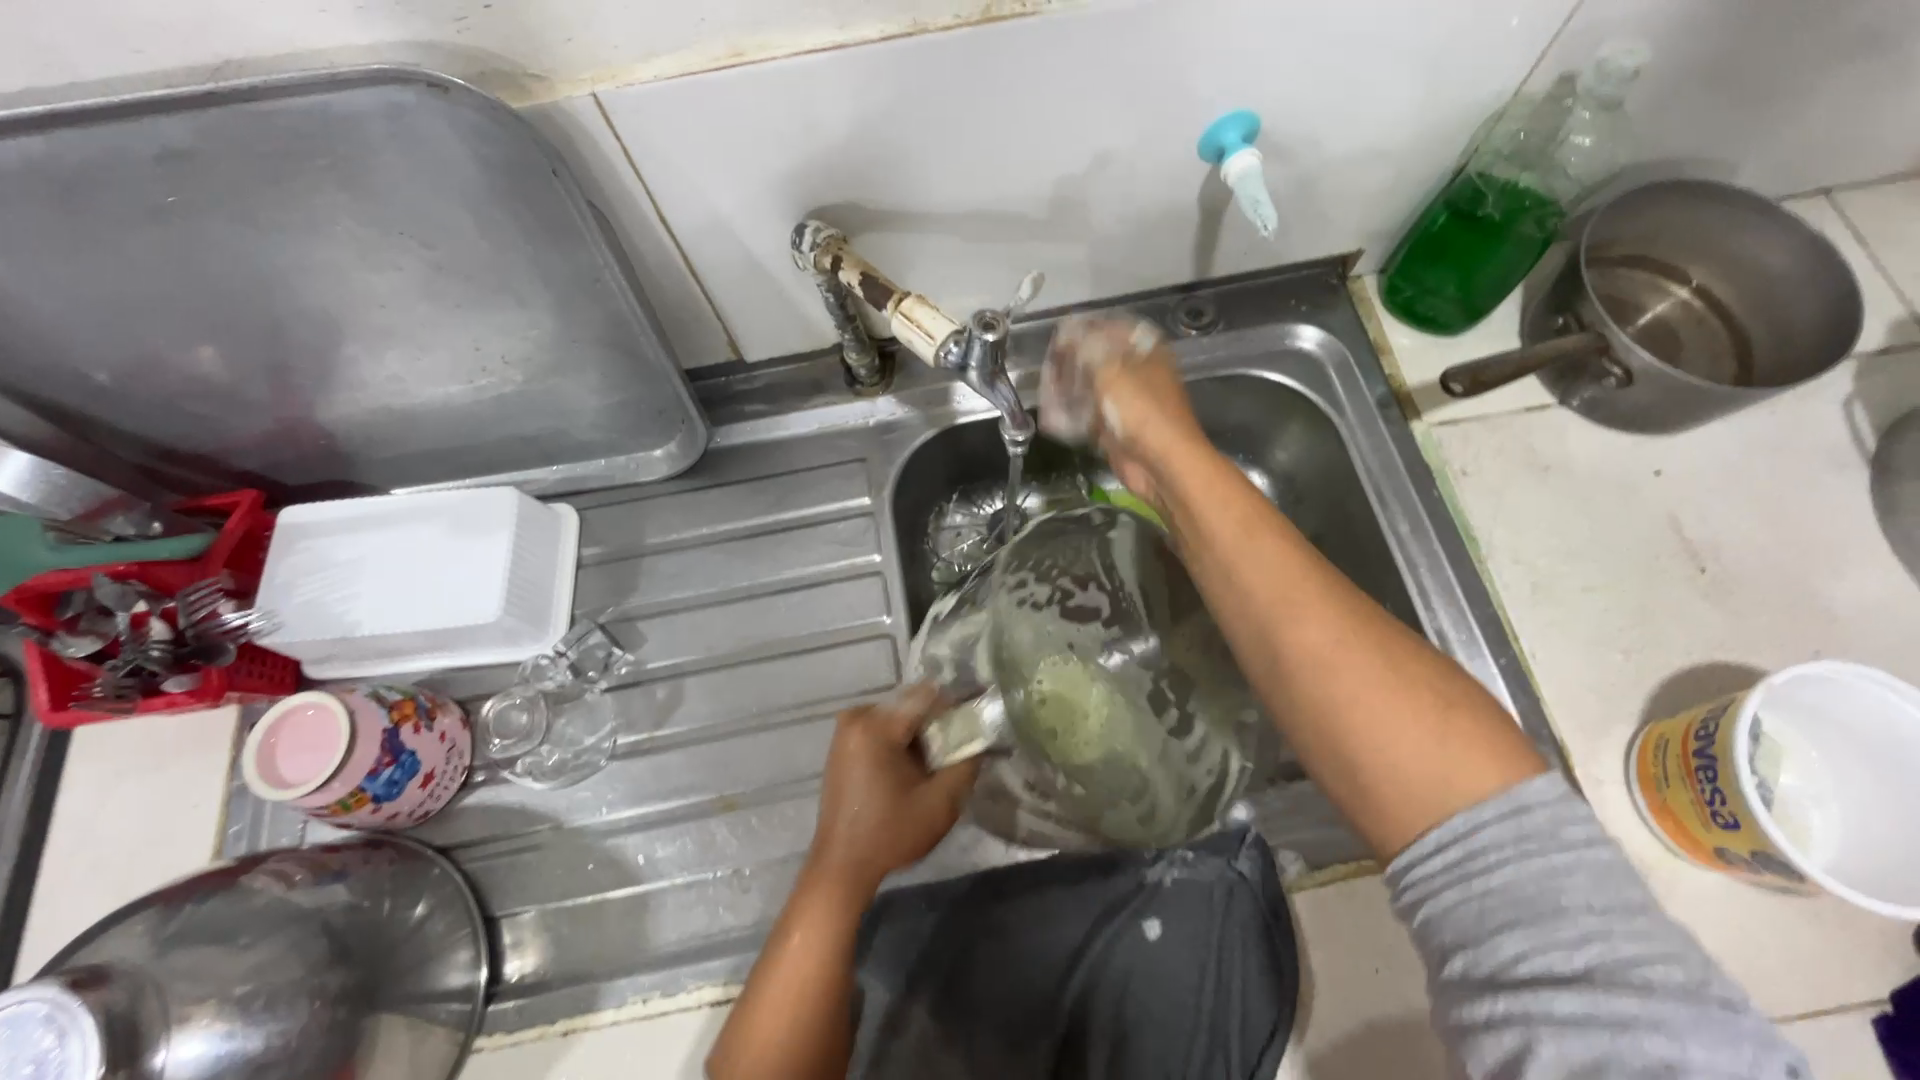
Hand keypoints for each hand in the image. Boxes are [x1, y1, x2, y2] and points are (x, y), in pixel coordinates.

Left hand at [806, 684, 980, 895]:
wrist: (842, 864)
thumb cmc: (891, 833)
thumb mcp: (941, 802)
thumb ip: (967, 763)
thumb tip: (979, 739)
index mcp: (876, 725)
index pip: (928, 696)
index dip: (954, 711)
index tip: (970, 735)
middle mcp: (857, 717)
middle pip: (911, 705)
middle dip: (935, 726)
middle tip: (949, 757)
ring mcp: (845, 729)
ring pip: (897, 716)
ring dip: (917, 735)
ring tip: (929, 768)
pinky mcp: (842, 744)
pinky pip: (880, 728)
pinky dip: (898, 742)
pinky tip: (906, 772)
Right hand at [1040, 315, 1207, 507]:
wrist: (1161, 463)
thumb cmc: (1141, 410)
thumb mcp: (1111, 370)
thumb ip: (1085, 348)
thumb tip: (1067, 332)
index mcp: (1145, 351)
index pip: (1111, 328)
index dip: (1084, 330)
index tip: (1059, 336)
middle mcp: (1137, 372)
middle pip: (1097, 360)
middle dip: (1070, 364)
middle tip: (1048, 367)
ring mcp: (1126, 402)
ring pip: (1090, 390)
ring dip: (1067, 391)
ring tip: (1045, 391)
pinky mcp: (1116, 428)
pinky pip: (1088, 417)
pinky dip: (1071, 416)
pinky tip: (1051, 414)